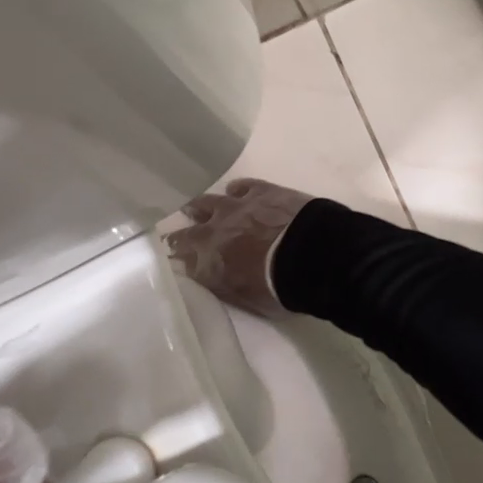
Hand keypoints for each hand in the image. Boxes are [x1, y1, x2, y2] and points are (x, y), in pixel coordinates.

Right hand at [164, 178, 312, 317]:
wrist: (309, 255)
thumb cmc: (277, 287)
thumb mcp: (243, 297)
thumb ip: (219, 282)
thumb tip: (202, 272)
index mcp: (209, 257)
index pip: (182, 256)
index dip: (176, 256)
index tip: (172, 257)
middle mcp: (214, 229)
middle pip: (188, 229)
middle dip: (182, 234)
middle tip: (178, 235)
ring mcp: (236, 206)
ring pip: (208, 201)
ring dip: (201, 207)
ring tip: (197, 208)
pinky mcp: (261, 191)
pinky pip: (241, 186)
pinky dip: (235, 190)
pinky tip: (234, 190)